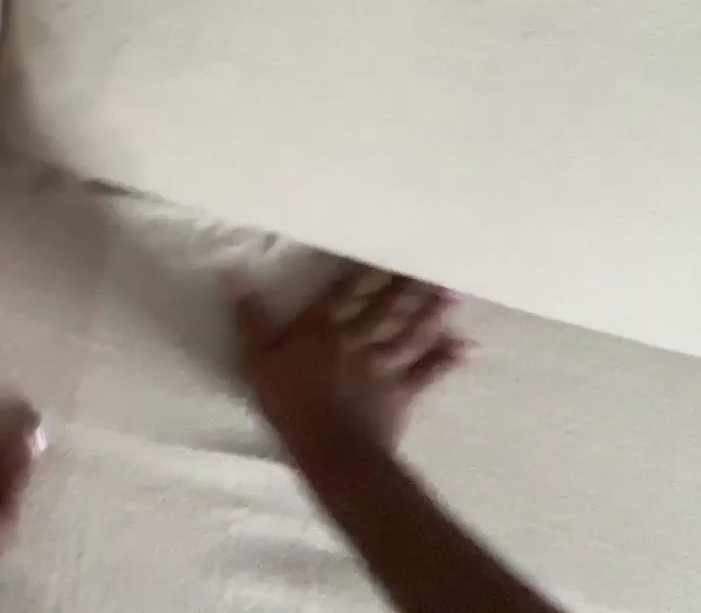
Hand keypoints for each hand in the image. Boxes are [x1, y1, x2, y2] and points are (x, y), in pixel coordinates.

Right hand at [230, 266, 468, 458]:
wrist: (330, 446)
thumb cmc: (287, 398)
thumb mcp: (256, 356)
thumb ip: (252, 318)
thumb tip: (238, 280)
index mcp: (321, 328)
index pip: (346, 293)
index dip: (365, 274)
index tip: (385, 254)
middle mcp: (357, 338)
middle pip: (387, 307)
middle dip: (407, 286)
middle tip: (431, 266)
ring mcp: (385, 364)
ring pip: (411, 332)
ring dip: (432, 313)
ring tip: (450, 294)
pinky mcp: (404, 391)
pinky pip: (429, 370)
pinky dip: (447, 357)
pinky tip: (462, 345)